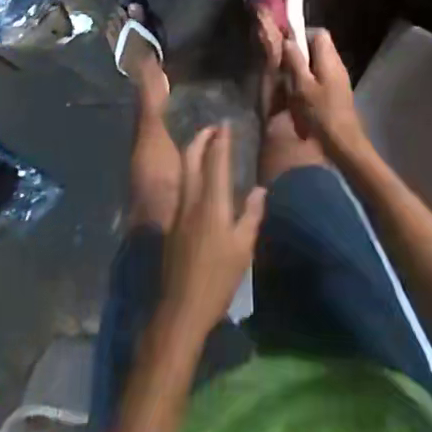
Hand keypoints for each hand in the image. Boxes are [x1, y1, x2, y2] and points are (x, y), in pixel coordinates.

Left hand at [160, 126, 265, 335]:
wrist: (181, 307)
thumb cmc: (218, 278)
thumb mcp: (243, 248)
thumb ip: (251, 215)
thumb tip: (260, 189)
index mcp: (212, 204)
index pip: (216, 162)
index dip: (221, 141)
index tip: (226, 124)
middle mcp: (191, 201)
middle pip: (191, 159)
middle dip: (201, 139)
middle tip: (212, 129)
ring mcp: (178, 212)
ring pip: (183, 172)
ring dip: (192, 152)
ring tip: (203, 145)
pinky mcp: (171, 224)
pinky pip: (181, 187)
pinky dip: (188, 171)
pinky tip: (196, 178)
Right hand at [282, 30, 370, 162]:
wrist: (343, 142)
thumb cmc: (321, 113)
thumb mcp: (302, 86)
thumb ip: (295, 61)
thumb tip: (288, 40)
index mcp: (329, 59)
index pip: (319, 33)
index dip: (302, 34)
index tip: (287, 46)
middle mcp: (337, 63)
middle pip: (320, 46)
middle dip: (302, 51)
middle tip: (286, 64)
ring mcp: (340, 77)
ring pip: (321, 60)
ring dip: (306, 65)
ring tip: (292, 78)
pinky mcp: (339, 89)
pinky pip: (323, 73)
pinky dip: (312, 76)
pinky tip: (302, 91)